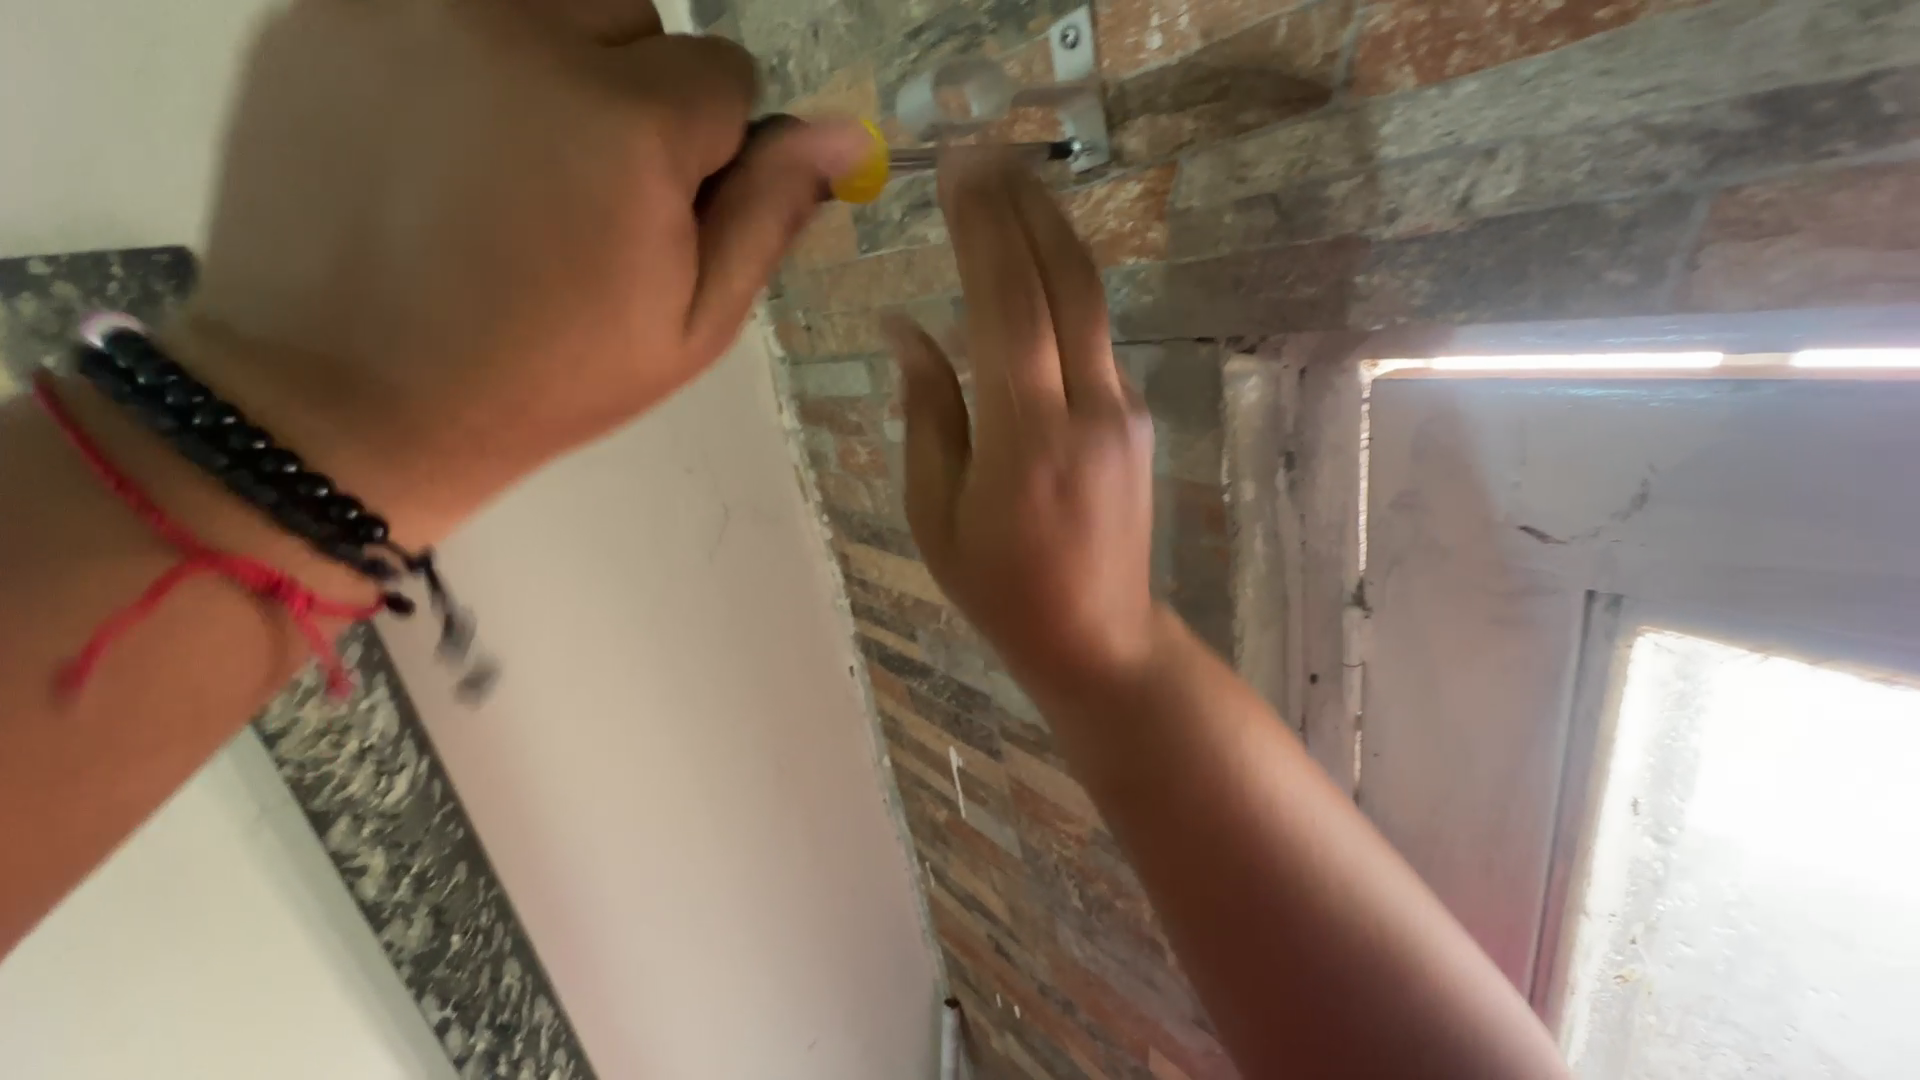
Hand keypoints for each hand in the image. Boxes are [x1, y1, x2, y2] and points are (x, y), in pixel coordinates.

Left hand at [168, 0, 869, 541]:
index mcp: (630, 122)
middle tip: (587, 191)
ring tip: (517, 159)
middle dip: (639, 93)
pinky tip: (439, 142)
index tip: (664, 214)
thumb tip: (847, 132)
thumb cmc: (550, 377)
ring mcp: (412, 8)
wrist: (350, 397)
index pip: (728, 75)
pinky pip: (446, 3)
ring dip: (559, 59)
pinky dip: (465, 53)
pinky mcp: (323, 9)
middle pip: (639, 17)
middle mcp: (523, 30)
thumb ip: (770, 214)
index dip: (714, 149)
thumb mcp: (691, 324)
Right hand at [886, 152, 1162, 701]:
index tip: (957, 171)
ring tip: (1012, 184)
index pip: (1007, 303)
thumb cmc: (1001, 588)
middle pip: (1062, 281)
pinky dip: (1063, 287)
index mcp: (1026, 437)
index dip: (983, 229)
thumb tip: (904, 330)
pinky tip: (1035, 263)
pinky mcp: (1135, 417)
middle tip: (985, 154)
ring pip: (1089, 300)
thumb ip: (927, 414)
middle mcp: (1087, 408)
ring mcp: (1122, 410)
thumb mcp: (937, 514)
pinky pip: (1094, 337)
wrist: (1099, 637)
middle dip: (1023, 208)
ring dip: (1051, 234)